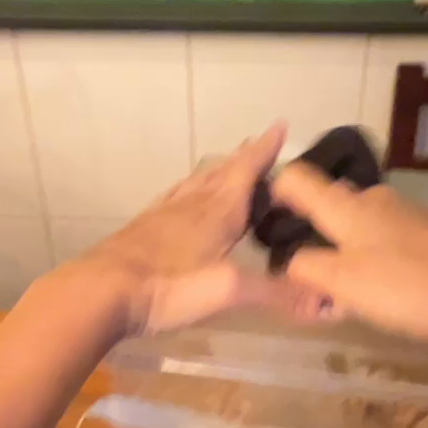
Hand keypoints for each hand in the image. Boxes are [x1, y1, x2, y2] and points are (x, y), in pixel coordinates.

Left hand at [69, 122, 321, 334]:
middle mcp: (191, 205)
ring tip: (226, 164)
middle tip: (259, 143)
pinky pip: (173, 198)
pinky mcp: (142, 229)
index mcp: (216, 212)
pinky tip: (181, 196)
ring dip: (216, 172)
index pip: (245, 171)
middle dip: (243, 158)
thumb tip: (326, 303)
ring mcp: (163, 215)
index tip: (278, 125)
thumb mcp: (227, 291)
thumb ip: (274, 293)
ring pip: (196, 183)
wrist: (100, 292)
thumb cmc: (168, 288)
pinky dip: (187, 189)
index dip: (263, 150)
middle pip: (222, 173)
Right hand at [269, 162, 427, 350]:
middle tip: (306, 272)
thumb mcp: (344, 283)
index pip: (298, 178)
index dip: (274, 191)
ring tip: (347, 291)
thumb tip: (288, 262)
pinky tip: (390, 289)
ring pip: (361, 224)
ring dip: (346, 250)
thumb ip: (306, 270)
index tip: (264, 218)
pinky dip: (376, 257)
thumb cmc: (409, 286)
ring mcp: (408, 213)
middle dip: (313, 231)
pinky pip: (389, 238)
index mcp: (347, 207)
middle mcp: (375, 199)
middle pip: (330, 203)